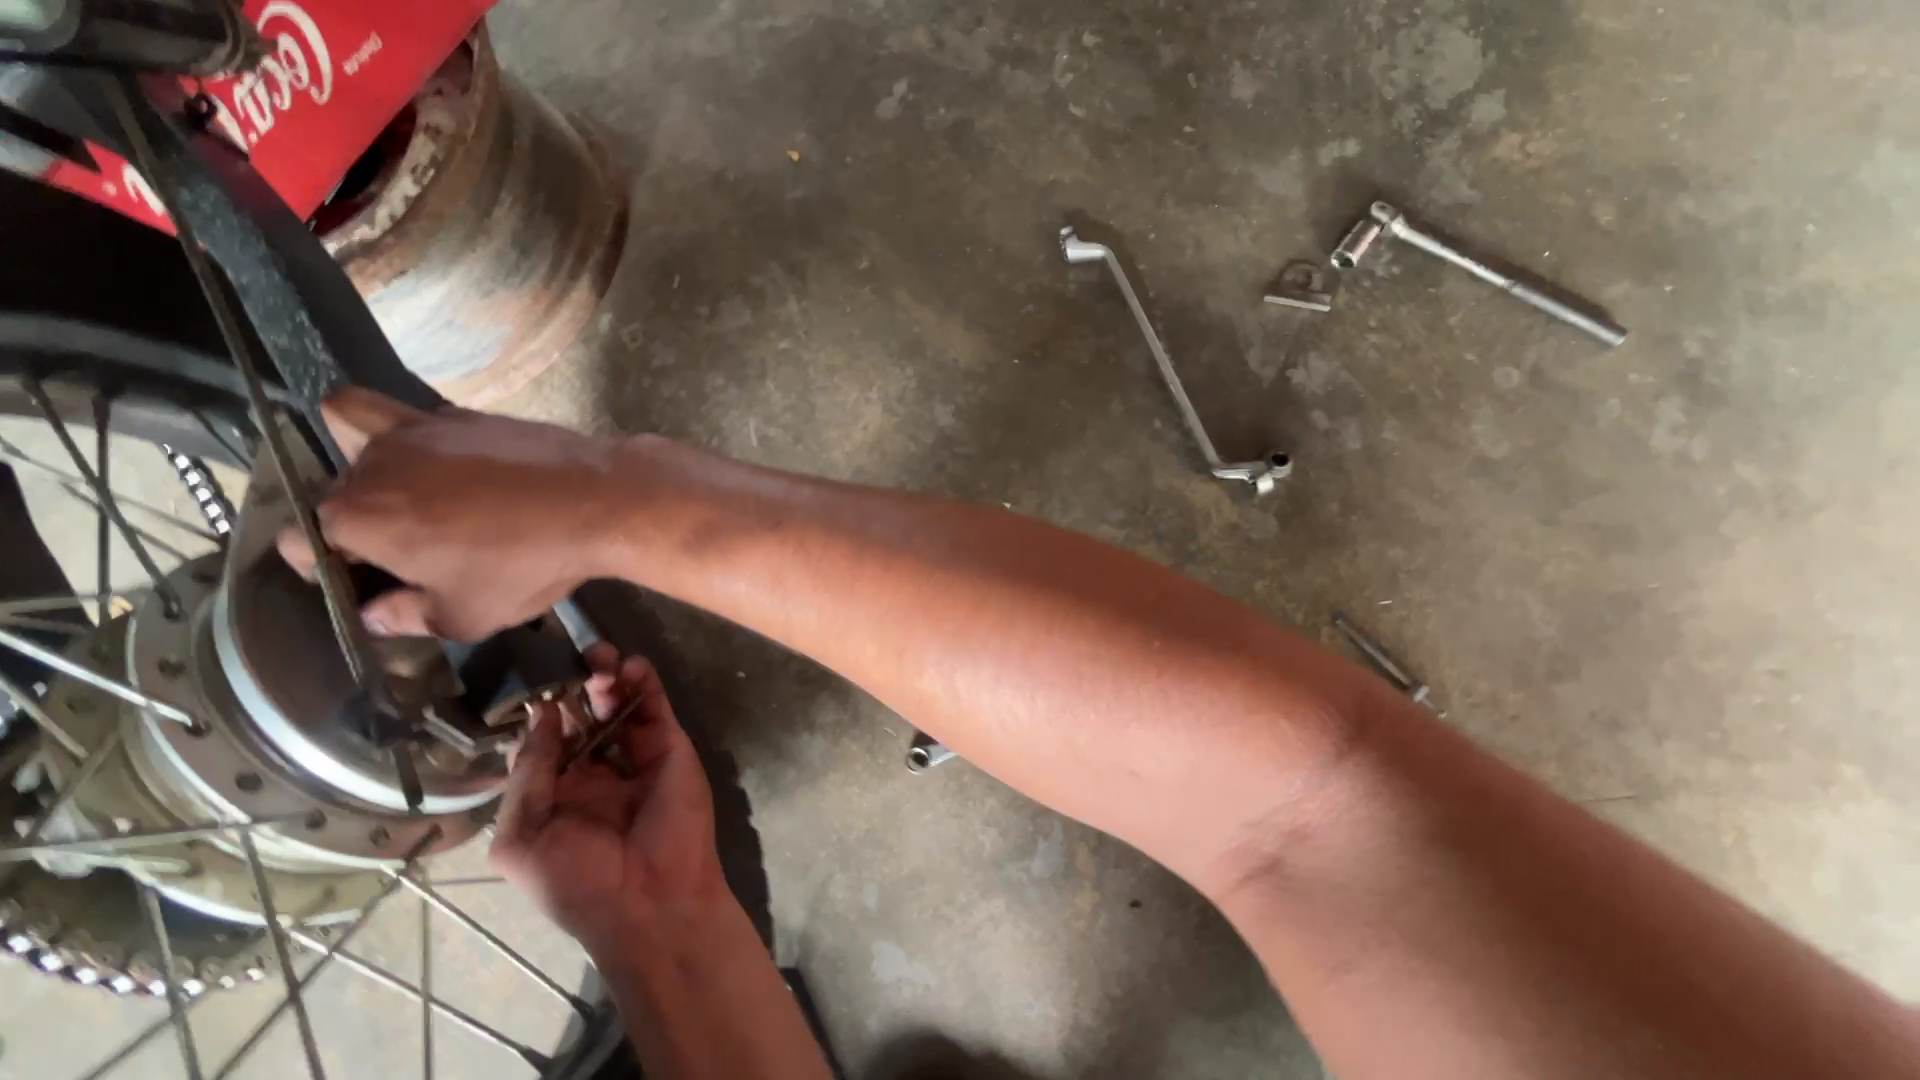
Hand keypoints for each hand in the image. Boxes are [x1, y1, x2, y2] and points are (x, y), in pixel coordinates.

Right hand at [276, 387, 638, 640]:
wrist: (597, 500)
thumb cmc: (525, 564)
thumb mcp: (464, 615)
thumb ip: (406, 617)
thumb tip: (375, 615)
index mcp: (356, 517)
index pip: (302, 543)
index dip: (328, 570)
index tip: (369, 583)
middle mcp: (371, 463)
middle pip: (335, 493)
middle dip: (356, 523)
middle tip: (407, 550)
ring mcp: (415, 429)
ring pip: (350, 427)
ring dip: (360, 458)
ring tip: (407, 493)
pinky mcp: (459, 413)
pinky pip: (412, 418)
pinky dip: (415, 437)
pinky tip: (456, 467)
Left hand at [489, 643, 727, 950]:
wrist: (649, 902)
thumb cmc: (577, 882)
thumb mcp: (521, 840)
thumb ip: (527, 776)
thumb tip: (541, 717)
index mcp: (555, 797)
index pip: (544, 741)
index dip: (539, 712)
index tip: (530, 678)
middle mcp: (593, 772)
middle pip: (582, 716)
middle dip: (574, 685)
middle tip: (570, 658)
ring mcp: (633, 758)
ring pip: (618, 706)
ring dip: (608, 676)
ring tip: (600, 655)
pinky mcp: (668, 748)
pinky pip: (653, 709)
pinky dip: (644, 684)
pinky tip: (630, 666)